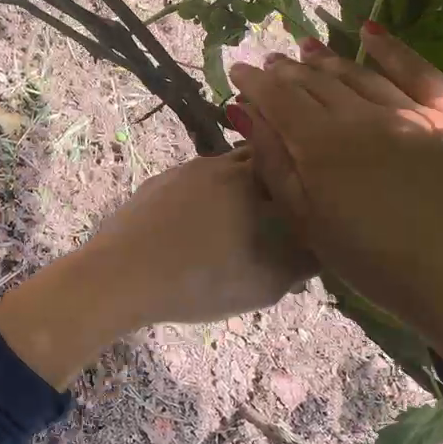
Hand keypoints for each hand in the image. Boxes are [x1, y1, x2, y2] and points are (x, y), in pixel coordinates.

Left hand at [0, 149, 312, 387]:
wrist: (120, 273)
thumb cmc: (198, 281)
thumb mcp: (264, 283)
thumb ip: (301, 261)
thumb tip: (323, 246)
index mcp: (246, 181)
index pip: (289, 161)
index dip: (308, 177)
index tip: (320, 197)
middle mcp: (214, 165)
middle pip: (256, 160)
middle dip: (275, 178)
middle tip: (288, 211)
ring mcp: (181, 171)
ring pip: (224, 170)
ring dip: (240, 188)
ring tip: (248, 223)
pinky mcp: (157, 183)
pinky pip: (195, 181)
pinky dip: (210, 195)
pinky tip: (208, 225)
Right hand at [228, 25, 442, 361]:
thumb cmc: (383, 266)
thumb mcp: (310, 223)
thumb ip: (274, 163)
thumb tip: (245, 112)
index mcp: (321, 144)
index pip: (276, 95)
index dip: (253, 79)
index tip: (238, 70)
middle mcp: (364, 116)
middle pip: (314, 80)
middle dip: (286, 69)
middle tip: (270, 63)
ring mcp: (415, 112)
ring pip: (359, 73)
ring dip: (327, 59)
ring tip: (306, 49)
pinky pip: (420, 72)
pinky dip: (392, 49)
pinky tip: (370, 32)